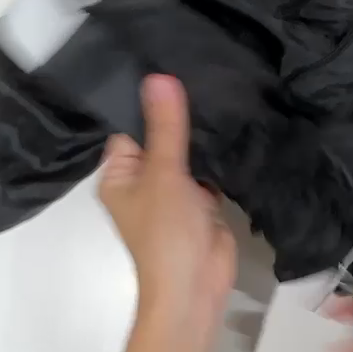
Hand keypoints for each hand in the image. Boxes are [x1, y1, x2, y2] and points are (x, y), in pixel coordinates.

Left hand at [98, 75, 235, 330]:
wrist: (195, 286)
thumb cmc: (166, 232)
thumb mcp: (163, 173)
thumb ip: (165, 126)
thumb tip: (158, 77)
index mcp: (118, 176)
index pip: (129, 127)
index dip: (147, 103)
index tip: (169, 65)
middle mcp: (141, 182)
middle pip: (159, 139)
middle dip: (178, 117)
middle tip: (204, 68)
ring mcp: (172, 193)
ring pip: (186, 155)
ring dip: (201, 138)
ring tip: (222, 89)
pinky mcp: (200, 203)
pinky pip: (207, 172)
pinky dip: (218, 159)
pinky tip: (234, 124)